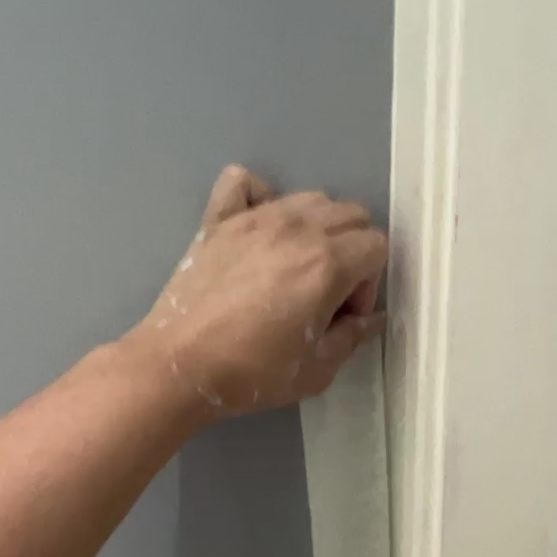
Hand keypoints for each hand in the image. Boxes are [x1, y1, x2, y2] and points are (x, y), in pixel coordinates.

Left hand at [123, 164, 387, 417]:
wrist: (179, 366)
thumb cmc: (251, 373)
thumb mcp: (316, 370)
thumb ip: (351, 338)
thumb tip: (369, 319)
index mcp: (327, 264)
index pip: (376, 246)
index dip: (368, 284)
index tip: (342, 316)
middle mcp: (297, 229)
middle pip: (350, 214)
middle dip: (351, 252)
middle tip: (324, 294)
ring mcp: (255, 219)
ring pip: (308, 198)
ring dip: (315, 227)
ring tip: (294, 267)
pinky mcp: (218, 221)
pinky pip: (242, 182)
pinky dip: (257, 196)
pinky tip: (257, 230)